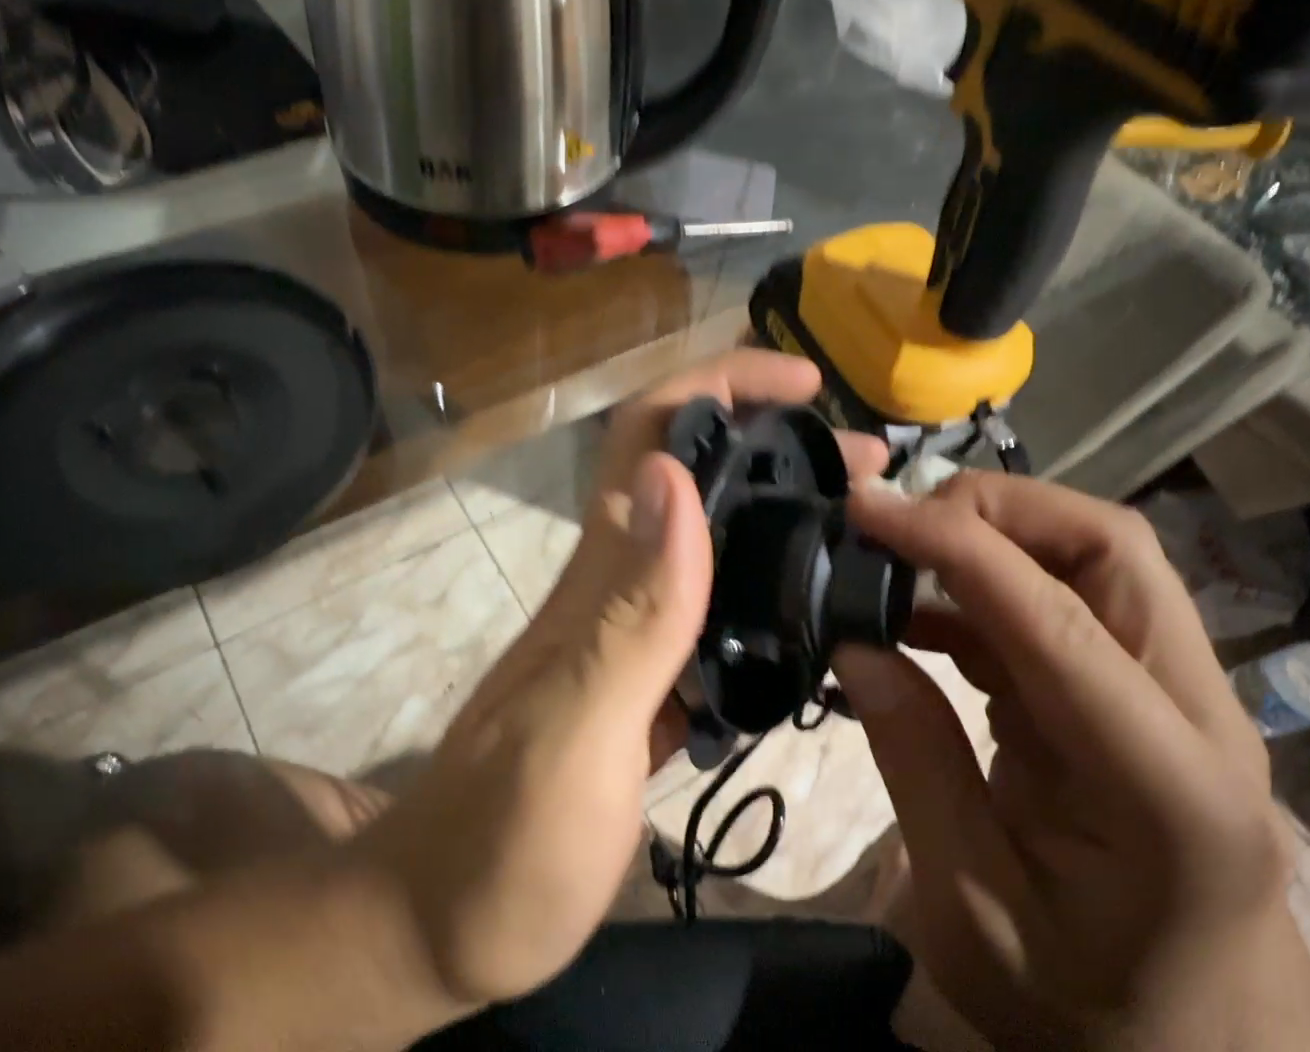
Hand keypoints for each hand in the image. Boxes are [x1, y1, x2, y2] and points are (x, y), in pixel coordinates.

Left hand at [354, 350, 887, 1012]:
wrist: (442, 924)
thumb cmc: (504, 846)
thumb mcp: (576, 733)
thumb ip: (632, 613)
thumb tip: (675, 477)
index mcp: (596, 586)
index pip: (648, 443)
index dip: (717, 389)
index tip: (804, 385)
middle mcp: (610, 598)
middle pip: (688, 484)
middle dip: (772, 451)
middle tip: (866, 471)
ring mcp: (624, 650)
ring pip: (704, 551)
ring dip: (777, 523)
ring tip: (860, 536)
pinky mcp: (638, 700)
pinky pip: (709, 627)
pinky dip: (764, 607)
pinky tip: (814, 631)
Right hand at [833, 473, 1309, 1050]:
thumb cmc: (1084, 1005)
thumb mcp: (972, 907)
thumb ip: (917, 764)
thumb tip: (855, 643)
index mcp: (1166, 784)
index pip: (1058, 619)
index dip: (956, 545)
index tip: (865, 510)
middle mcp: (1197, 718)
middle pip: (1112, 551)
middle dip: (996, 511)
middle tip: (890, 524)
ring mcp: (1178, 705)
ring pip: (1096, 567)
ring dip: (992, 541)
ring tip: (888, 558)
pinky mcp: (1140, 706)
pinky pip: (1066, 616)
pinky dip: (987, 595)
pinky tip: (915, 617)